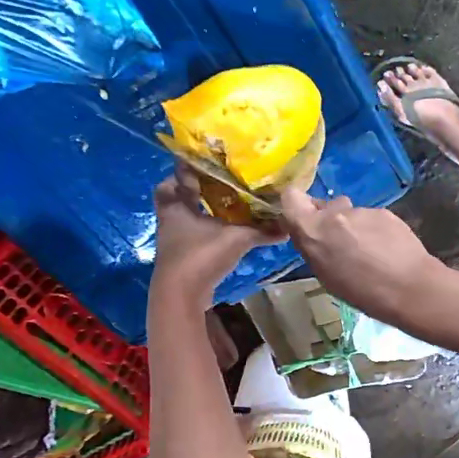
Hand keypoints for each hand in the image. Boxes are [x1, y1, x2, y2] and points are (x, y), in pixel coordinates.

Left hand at [151, 168, 281, 303]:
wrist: (182, 295)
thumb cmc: (202, 254)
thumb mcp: (237, 238)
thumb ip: (261, 230)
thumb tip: (287, 225)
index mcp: (176, 204)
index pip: (176, 175)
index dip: (191, 166)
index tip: (211, 162)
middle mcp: (170, 218)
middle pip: (176, 195)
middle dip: (195, 189)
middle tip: (217, 183)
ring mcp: (174, 238)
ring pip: (186, 216)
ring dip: (203, 211)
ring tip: (228, 204)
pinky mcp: (182, 256)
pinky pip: (193, 234)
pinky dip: (207, 230)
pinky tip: (227, 231)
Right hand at [277, 186, 446, 323]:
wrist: (409, 288)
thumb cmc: (361, 292)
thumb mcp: (326, 275)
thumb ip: (315, 247)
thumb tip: (316, 235)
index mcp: (312, 230)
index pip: (291, 198)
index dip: (297, 206)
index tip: (305, 221)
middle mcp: (335, 213)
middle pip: (325, 207)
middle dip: (330, 221)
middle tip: (343, 245)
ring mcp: (362, 210)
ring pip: (351, 214)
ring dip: (355, 227)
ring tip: (371, 253)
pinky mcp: (385, 212)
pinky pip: (373, 218)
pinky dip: (376, 230)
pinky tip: (388, 249)